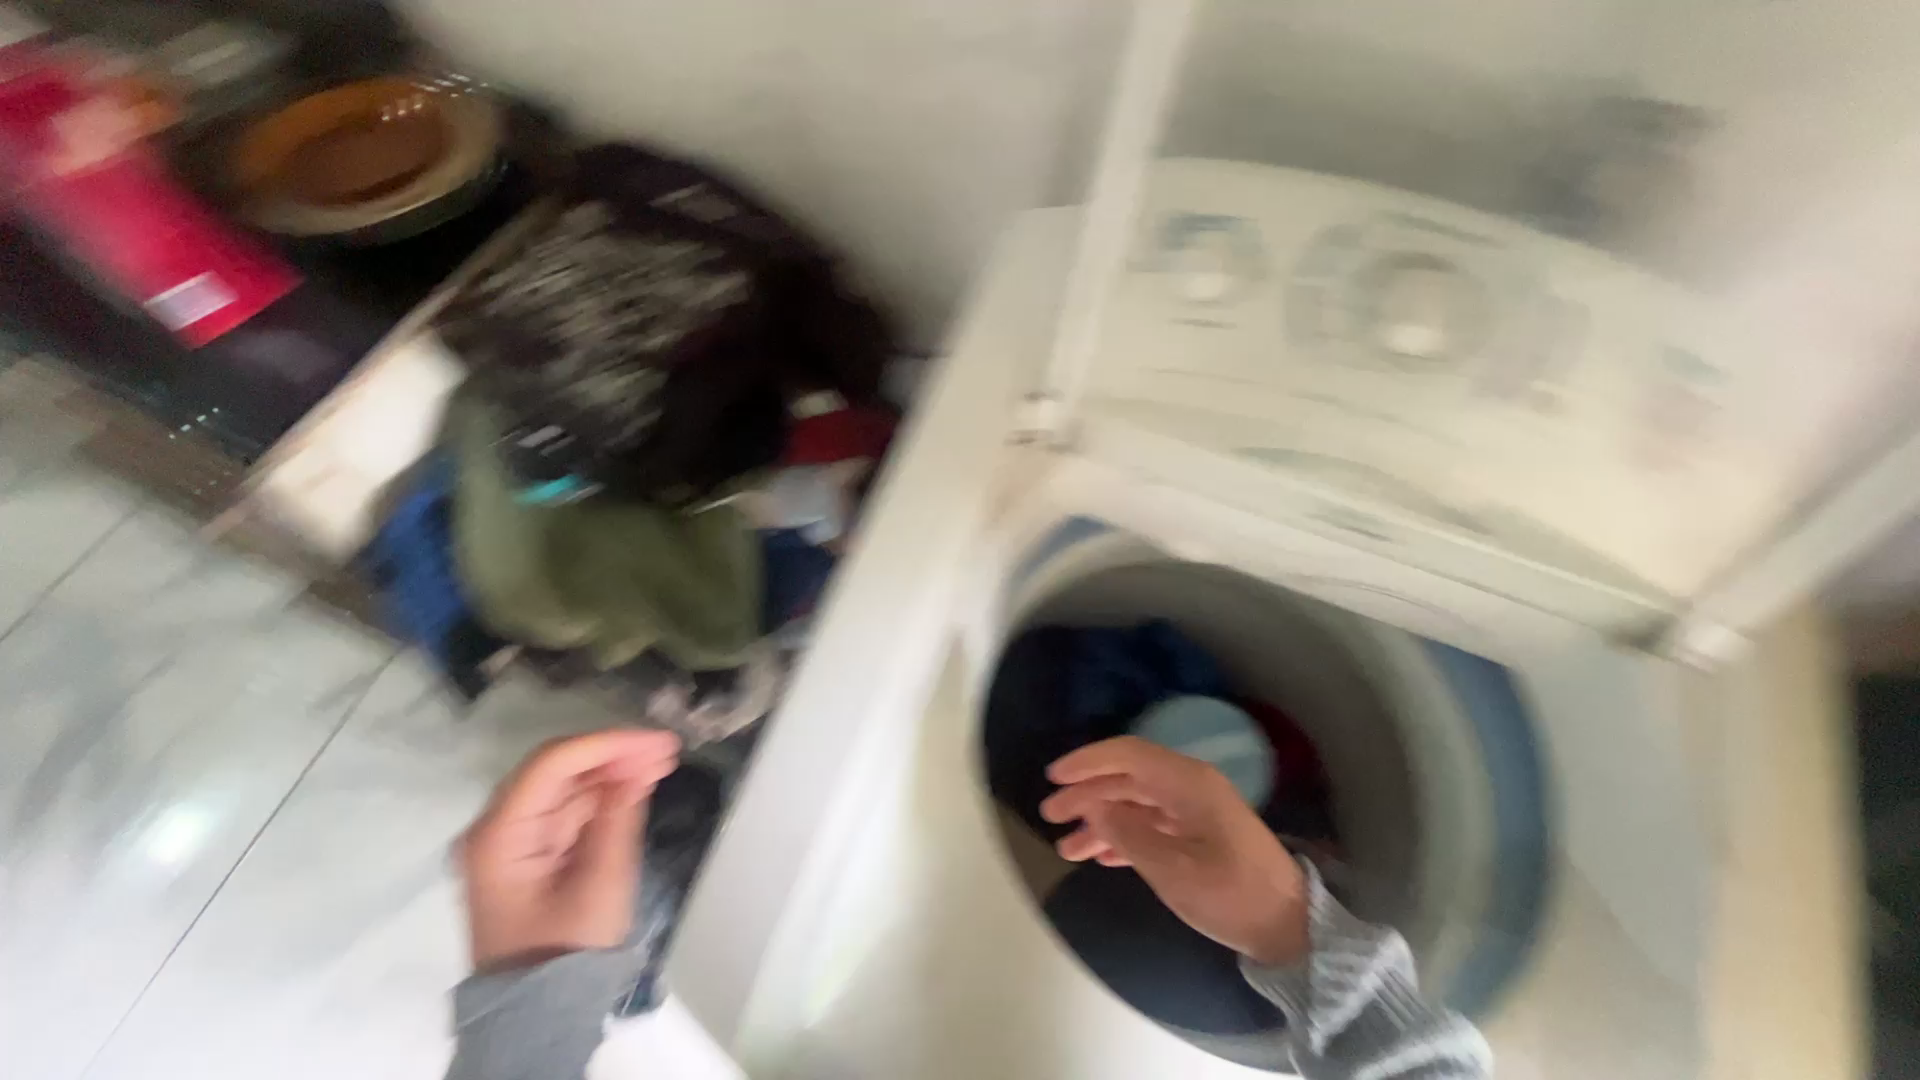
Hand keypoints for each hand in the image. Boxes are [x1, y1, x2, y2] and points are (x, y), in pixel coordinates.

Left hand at [458, 729, 681, 973]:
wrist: (540, 1014)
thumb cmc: (567, 949)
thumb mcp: (602, 882)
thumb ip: (618, 817)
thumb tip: (635, 767)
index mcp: (499, 834)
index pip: (553, 764)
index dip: (608, 744)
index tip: (657, 742)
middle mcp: (496, 828)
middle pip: (557, 770)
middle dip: (613, 753)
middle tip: (667, 749)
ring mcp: (512, 841)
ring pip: (565, 787)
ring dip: (612, 770)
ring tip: (662, 761)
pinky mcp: (530, 854)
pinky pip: (568, 810)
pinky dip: (603, 794)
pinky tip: (637, 784)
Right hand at [1041, 736, 1309, 967]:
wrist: (1291, 929)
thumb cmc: (1234, 896)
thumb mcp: (1175, 871)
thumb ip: (1129, 835)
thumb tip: (1093, 806)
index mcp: (1188, 784)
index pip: (1128, 755)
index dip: (1088, 761)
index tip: (1053, 777)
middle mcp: (1189, 788)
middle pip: (1127, 779)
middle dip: (1087, 795)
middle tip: (1050, 816)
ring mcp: (1195, 810)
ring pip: (1135, 804)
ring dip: (1101, 822)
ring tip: (1067, 848)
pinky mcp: (1199, 834)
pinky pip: (1151, 824)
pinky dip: (1124, 836)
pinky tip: (1102, 856)